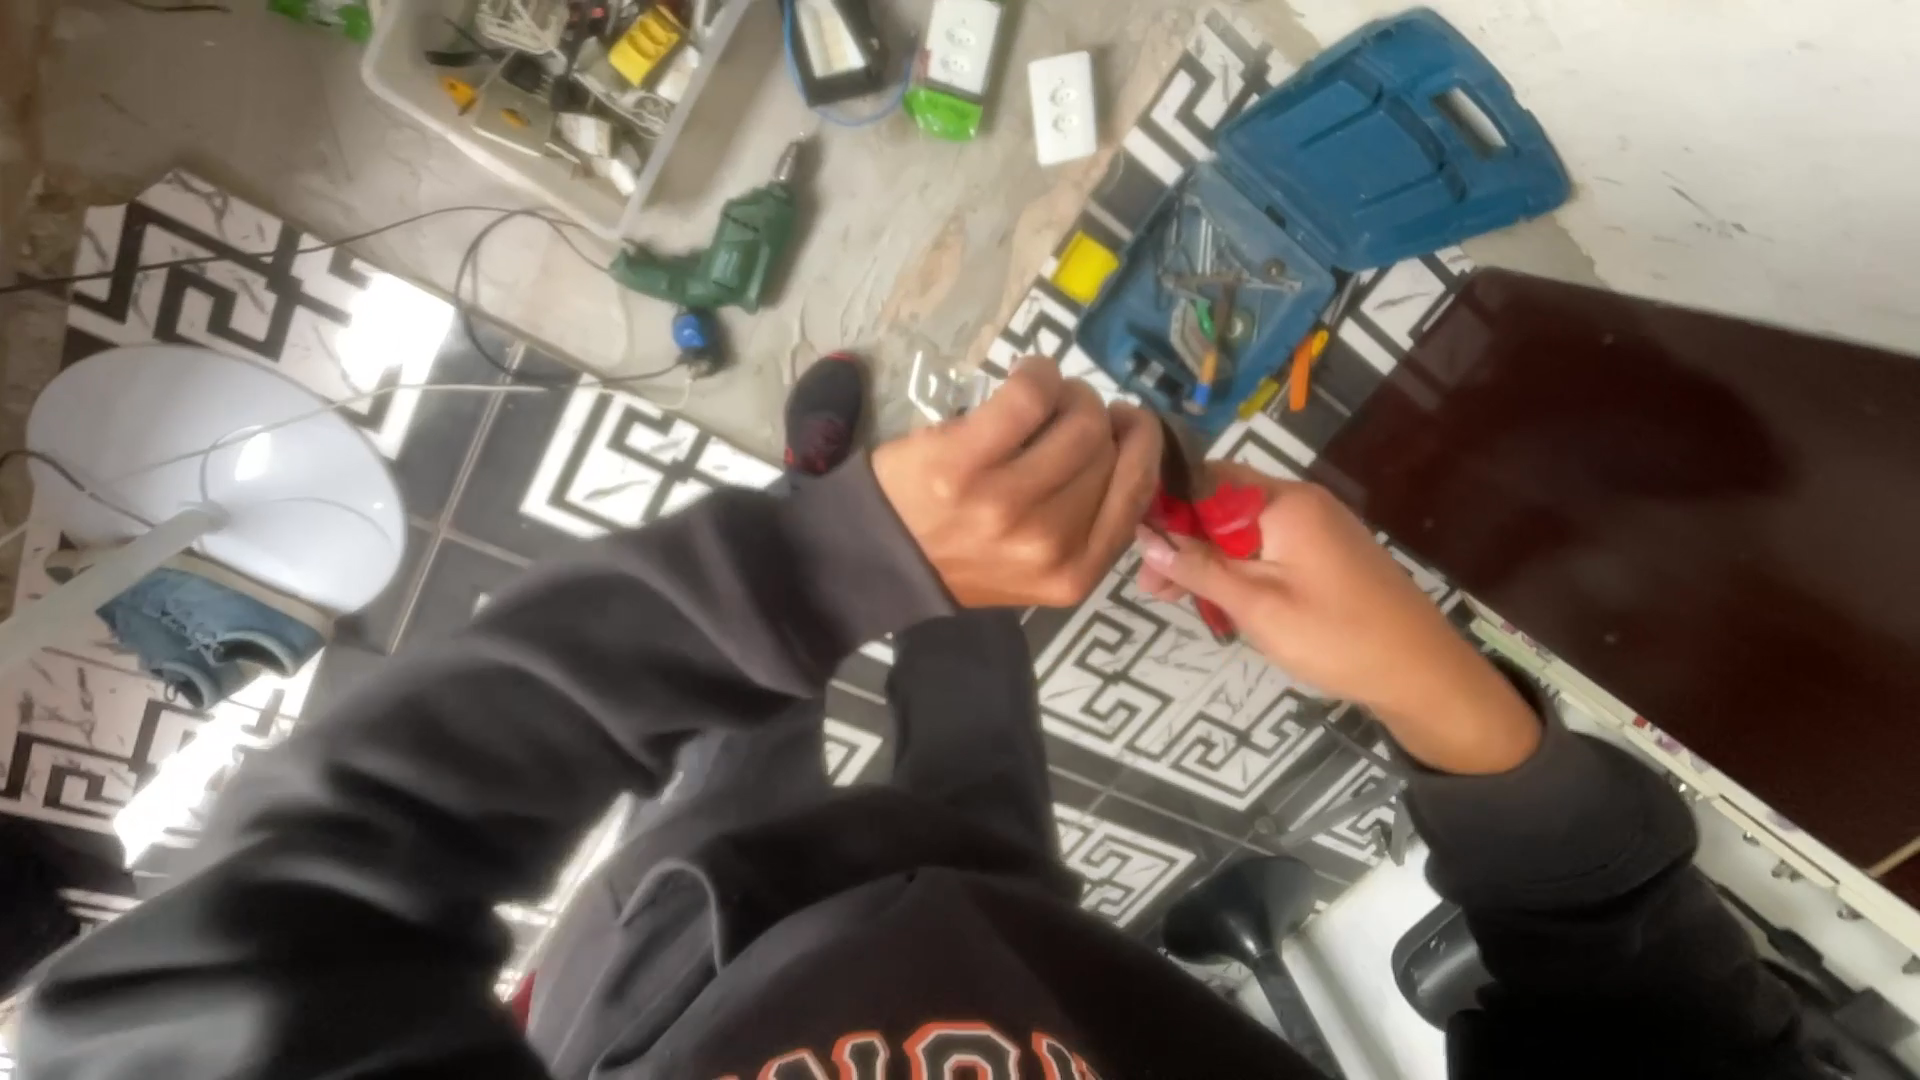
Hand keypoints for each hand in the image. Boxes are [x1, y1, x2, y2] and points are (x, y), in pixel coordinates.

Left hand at [873, 357, 1162, 607]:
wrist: (884, 557)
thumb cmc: (968, 552)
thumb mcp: (1044, 565)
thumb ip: (1092, 522)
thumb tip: (1126, 437)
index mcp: (1074, 573)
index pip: (1138, 491)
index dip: (1140, 445)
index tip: (1123, 424)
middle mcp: (1048, 543)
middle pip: (1106, 449)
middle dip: (1094, 417)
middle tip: (1065, 413)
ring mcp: (1006, 504)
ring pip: (1078, 420)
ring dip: (1067, 395)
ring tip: (1041, 400)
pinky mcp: (964, 463)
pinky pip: (1030, 395)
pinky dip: (1037, 374)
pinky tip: (1025, 376)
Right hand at [1135, 465, 1540, 773]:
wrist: (1424, 676)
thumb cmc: (1336, 637)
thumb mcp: (1255, 605)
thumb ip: (1198, 568)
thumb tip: (1145, 538)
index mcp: (1284, 503)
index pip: (1206, 479)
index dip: (1166, 506)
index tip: (1135, 543)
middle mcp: (1300, 501)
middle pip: (1221, 504)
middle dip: (1182, 539)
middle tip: (1152, 586)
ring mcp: (1315, 526)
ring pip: (1240, 529)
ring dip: (1206, 558)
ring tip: (1174, 597)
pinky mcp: (1324, 553)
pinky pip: (1265, 546)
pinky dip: (1236, 568)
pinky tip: (1218, 598)